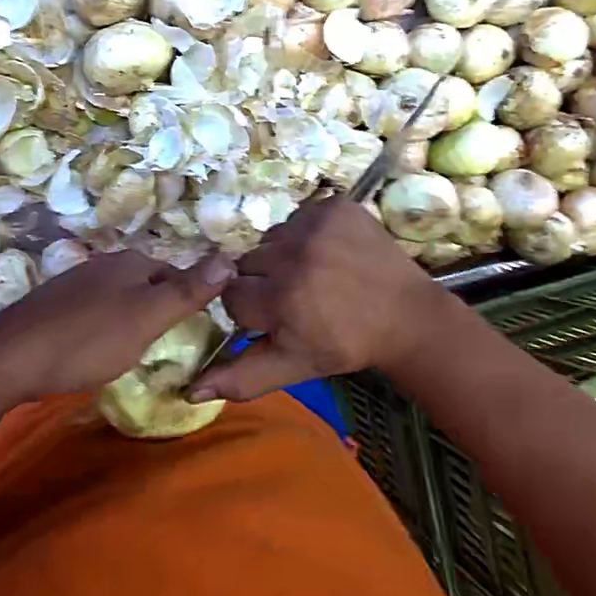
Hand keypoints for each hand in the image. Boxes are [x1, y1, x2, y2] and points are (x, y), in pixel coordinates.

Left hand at [0, 249, 236, 398]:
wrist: (12, 358)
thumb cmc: (89, 338)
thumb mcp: (148, 317)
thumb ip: (189, 290)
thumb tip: (229, 256)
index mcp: (132, 261)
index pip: (177, 273)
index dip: (189, 301)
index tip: (193, 332)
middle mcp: (106, 263)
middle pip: (148, 283)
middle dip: (159, 309)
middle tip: (164, 346)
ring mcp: (78, 282)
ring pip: (121, 297)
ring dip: (132, 319)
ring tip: (133, 351)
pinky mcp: (56, 305)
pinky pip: (95, 311)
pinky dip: (104, 327)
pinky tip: (96, 349)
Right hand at [189, 199, 472, 402]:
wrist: (405, 314)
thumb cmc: (345, 344)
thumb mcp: (294, 366)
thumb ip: (242, 376)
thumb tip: (191, 390)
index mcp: (280, 298)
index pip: (233, 294)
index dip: (251, 307)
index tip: (276, 314)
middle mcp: (294, 255)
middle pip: (250, 261)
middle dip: (265, 279)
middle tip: (296, 294)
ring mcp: (316, 225)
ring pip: (272, 237)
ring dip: (283, 254)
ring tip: (313, 272)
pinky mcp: (335, 205)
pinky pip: (299, 215)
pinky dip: (306, 232)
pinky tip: (327, 251)